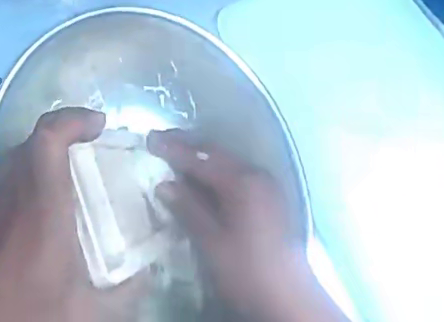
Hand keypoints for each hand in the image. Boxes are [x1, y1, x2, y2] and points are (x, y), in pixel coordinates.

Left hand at [0, 107, 141, 321]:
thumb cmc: (33, 316)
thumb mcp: (88, 312)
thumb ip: (124, 291)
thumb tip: (149, 274)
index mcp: (42, 203)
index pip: (49, 135)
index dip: (73, 118)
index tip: (99, 123)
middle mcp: (12, 191)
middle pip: (33, 140)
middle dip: (63, 133)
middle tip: (91, 145)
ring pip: (15, 157)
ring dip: (42, 153)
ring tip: (68, 171)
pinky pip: (2, 180)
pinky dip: (24, 176)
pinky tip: (39, 206)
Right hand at [148, 130, 342, 321]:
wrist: (295, 308)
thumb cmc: (249, 273)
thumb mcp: (212, 244)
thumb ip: (188, 208)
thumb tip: (164, 184)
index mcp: (241, 181)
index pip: (199, 157)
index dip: (172, 148)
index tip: (148, 139)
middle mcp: (255, 176)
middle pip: (214, 153)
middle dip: (186, 146)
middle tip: (159, 142)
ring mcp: (266, 188)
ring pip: (226, 162)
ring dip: (200, 158)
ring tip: (176, 158)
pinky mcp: (271, 202)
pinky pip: (236, 174)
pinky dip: (215, 172)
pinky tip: (202, 180)